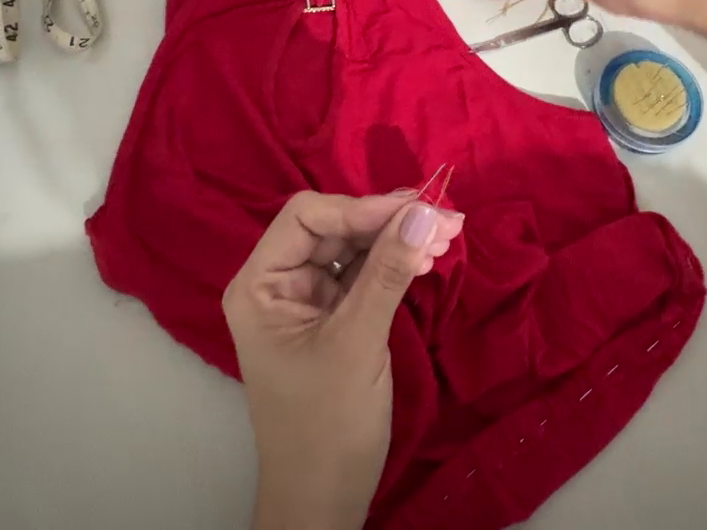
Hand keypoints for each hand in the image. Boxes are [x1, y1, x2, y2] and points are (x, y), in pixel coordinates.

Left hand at [223, 191, 463, 529]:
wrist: (326, 499)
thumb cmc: (326, 424)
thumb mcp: (357, 342)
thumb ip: (388, 272)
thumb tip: (425, 211)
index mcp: (260, 284)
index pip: (307, 217)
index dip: (361, 207)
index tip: (416, 208)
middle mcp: (280, 282)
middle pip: (334, 226)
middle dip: (387, 221)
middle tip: (444, 219)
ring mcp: (308, 298)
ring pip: (354, 246)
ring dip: (398, 239)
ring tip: (446, 236)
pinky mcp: (336, 314)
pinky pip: (366, 272)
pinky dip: (397, 262)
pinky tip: (427, 259)